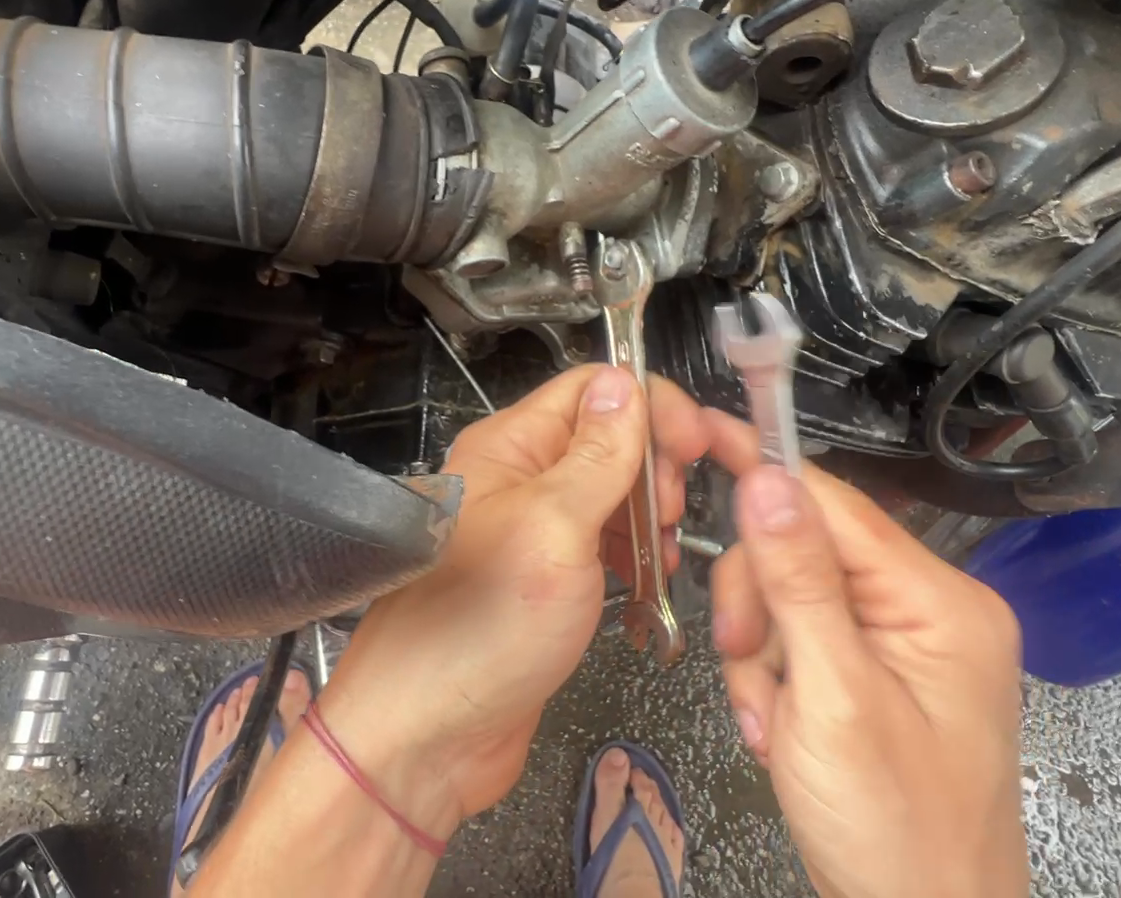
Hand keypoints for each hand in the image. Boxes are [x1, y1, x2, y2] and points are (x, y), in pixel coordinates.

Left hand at [314, 365, 710, 830]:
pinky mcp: (544, 577)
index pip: (590, 389)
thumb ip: (596, 455)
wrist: (428, 735)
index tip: (692, 444)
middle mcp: (518, 478)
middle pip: (605, 438)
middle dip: (652, 465)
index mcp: (508, 446)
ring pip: (608, 492)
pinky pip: (600, 543)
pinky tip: (647, 578)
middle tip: (668, 512)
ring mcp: (532, 530)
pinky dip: (632, 553)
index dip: (647, 405)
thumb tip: (625, 383)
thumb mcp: (553, 528)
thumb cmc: (480, 626)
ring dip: (646, 513)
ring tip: (659, 552)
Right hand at [706, 413, 1027, 897]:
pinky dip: (769, 673)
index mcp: (938, 602)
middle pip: (799, 549)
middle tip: (745, 656)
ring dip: (758, 649)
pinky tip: (780, 723)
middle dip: (756, 602)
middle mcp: (923, 606)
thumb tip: (766, 479)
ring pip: (784, 593)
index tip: (703, 430)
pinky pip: (792, 634)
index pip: (832, 504)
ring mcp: (896, 638)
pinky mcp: (869, 666)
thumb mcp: (834, 699)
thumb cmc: (893, 830)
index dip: (763, 466)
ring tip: (771, 715)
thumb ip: (798, 583)